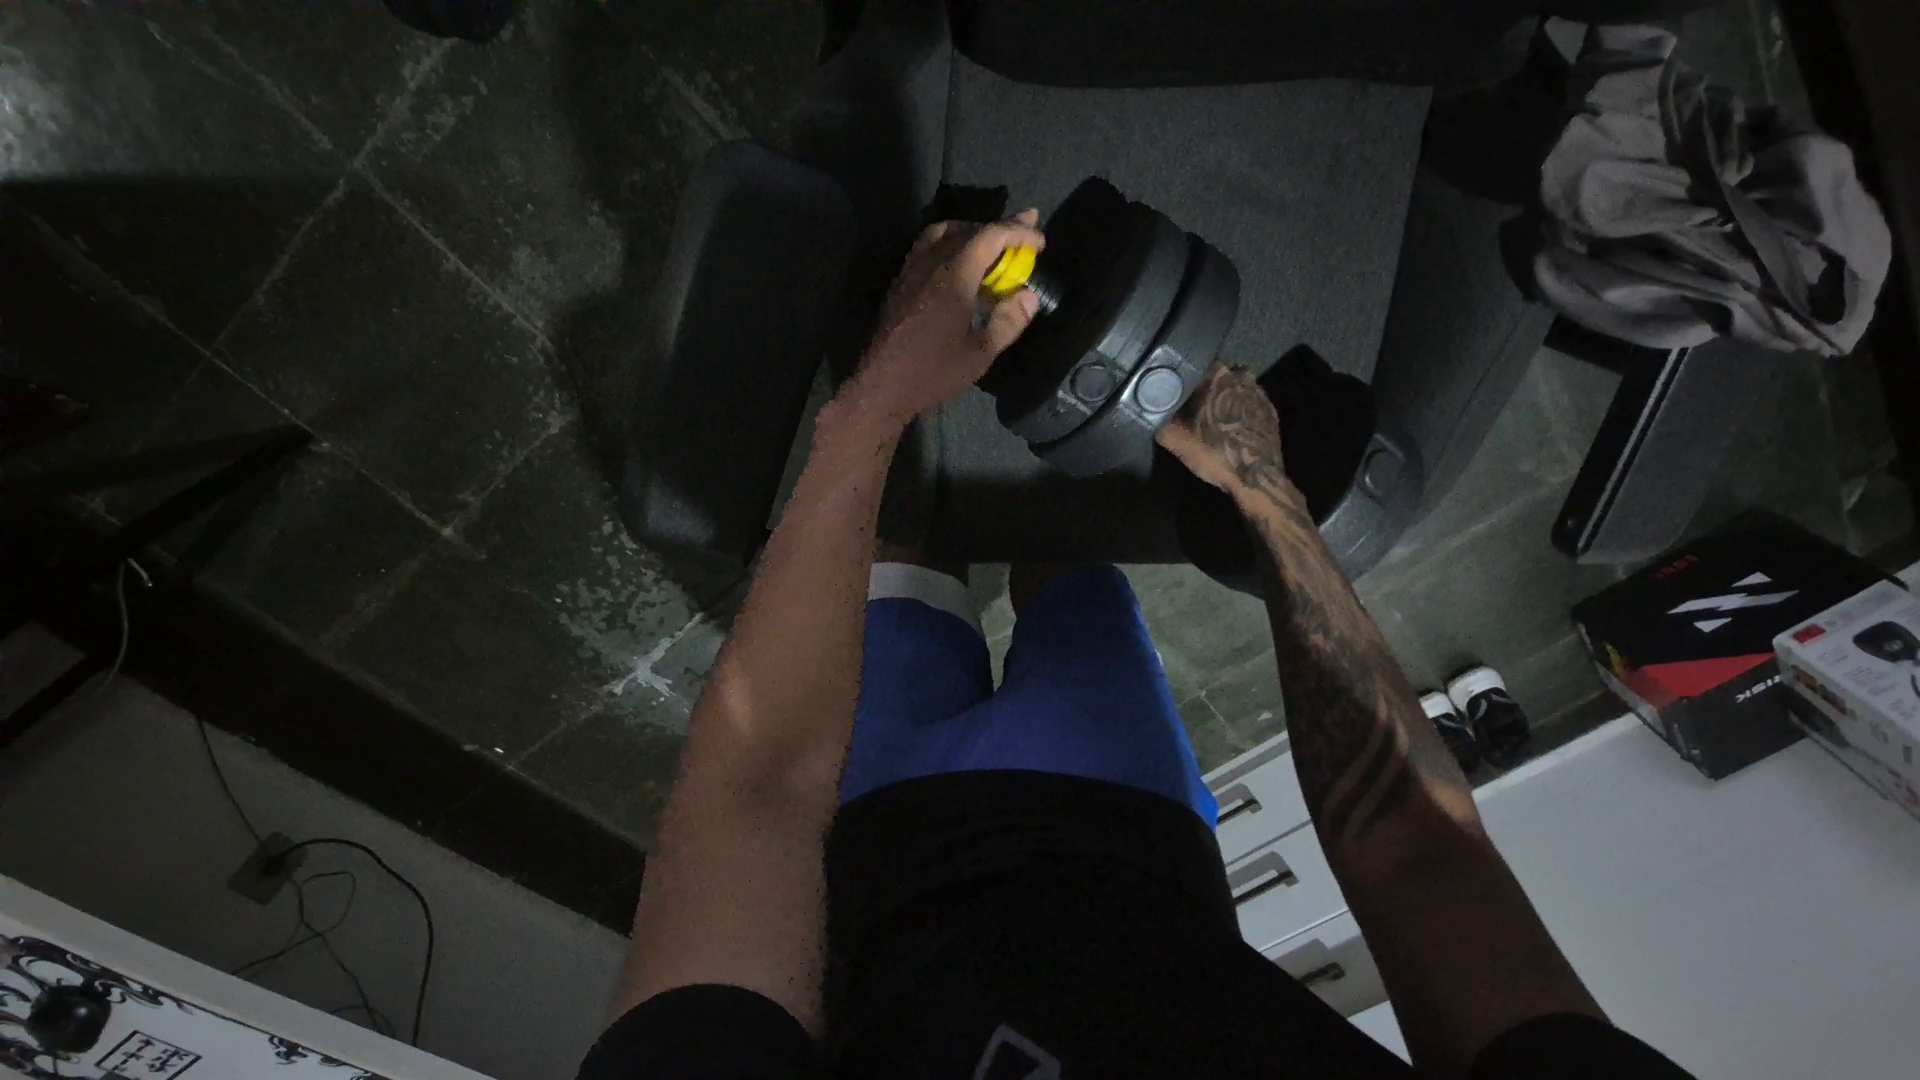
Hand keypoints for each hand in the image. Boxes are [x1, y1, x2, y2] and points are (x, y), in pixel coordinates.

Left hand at [845, 211, 1046, 425]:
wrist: (882, 385)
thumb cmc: (933, 372)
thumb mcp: (980, 353)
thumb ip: (1008, 321)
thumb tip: (1029, 296)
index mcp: (954, 275)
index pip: (991, 236)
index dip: (1018, 232)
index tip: (1040, 240)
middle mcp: (931, 263)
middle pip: (968, 228)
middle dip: (999, 228)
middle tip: (1024, 231)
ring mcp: (911, 270)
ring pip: (942, 232)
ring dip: (970, 230)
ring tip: (990, 244)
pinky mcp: (900, 282)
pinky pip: (926, 246)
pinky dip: (949, 242)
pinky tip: (958, 263)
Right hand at [1156, 364, 1300, 510]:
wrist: (1256, 476)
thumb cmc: (1214, 451)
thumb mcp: (1175, 439)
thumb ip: (1160, 420)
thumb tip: (1150, 411)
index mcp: (1217, 375)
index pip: (1194, 367)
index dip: (1184, 383)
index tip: (1177, 397)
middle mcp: (1241, 376)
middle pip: (1216, 377)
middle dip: (1205, 390)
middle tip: (1193, 410)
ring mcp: (1260, 392)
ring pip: (1234, 389)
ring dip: (1224, 400)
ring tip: (1212, 421)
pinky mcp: (1271, 410)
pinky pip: (1249, 404)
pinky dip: (1239, 412)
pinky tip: (1230, 430)